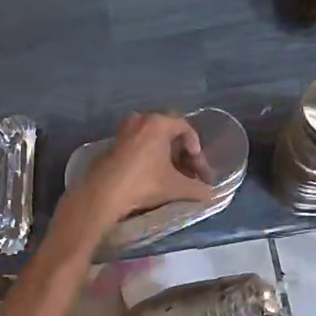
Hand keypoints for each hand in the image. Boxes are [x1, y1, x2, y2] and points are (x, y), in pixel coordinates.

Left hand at [65, 112, 215, 228]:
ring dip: (165, 153)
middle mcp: (140, 120)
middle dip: (182, 151)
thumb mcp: (176, 187)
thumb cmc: (144, 184)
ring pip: (152, 137)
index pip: (185, 127)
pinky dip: (149, 155)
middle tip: (188, 169)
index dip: (196, 147)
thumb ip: (198, 189)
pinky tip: (152, 174)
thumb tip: (212, 195)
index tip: (199, 166)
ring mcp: (124, 131)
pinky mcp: (112, 144)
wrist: (103, 195)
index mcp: (158, 123)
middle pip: (169, 131)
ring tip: (172, 173)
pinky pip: (138, 144)